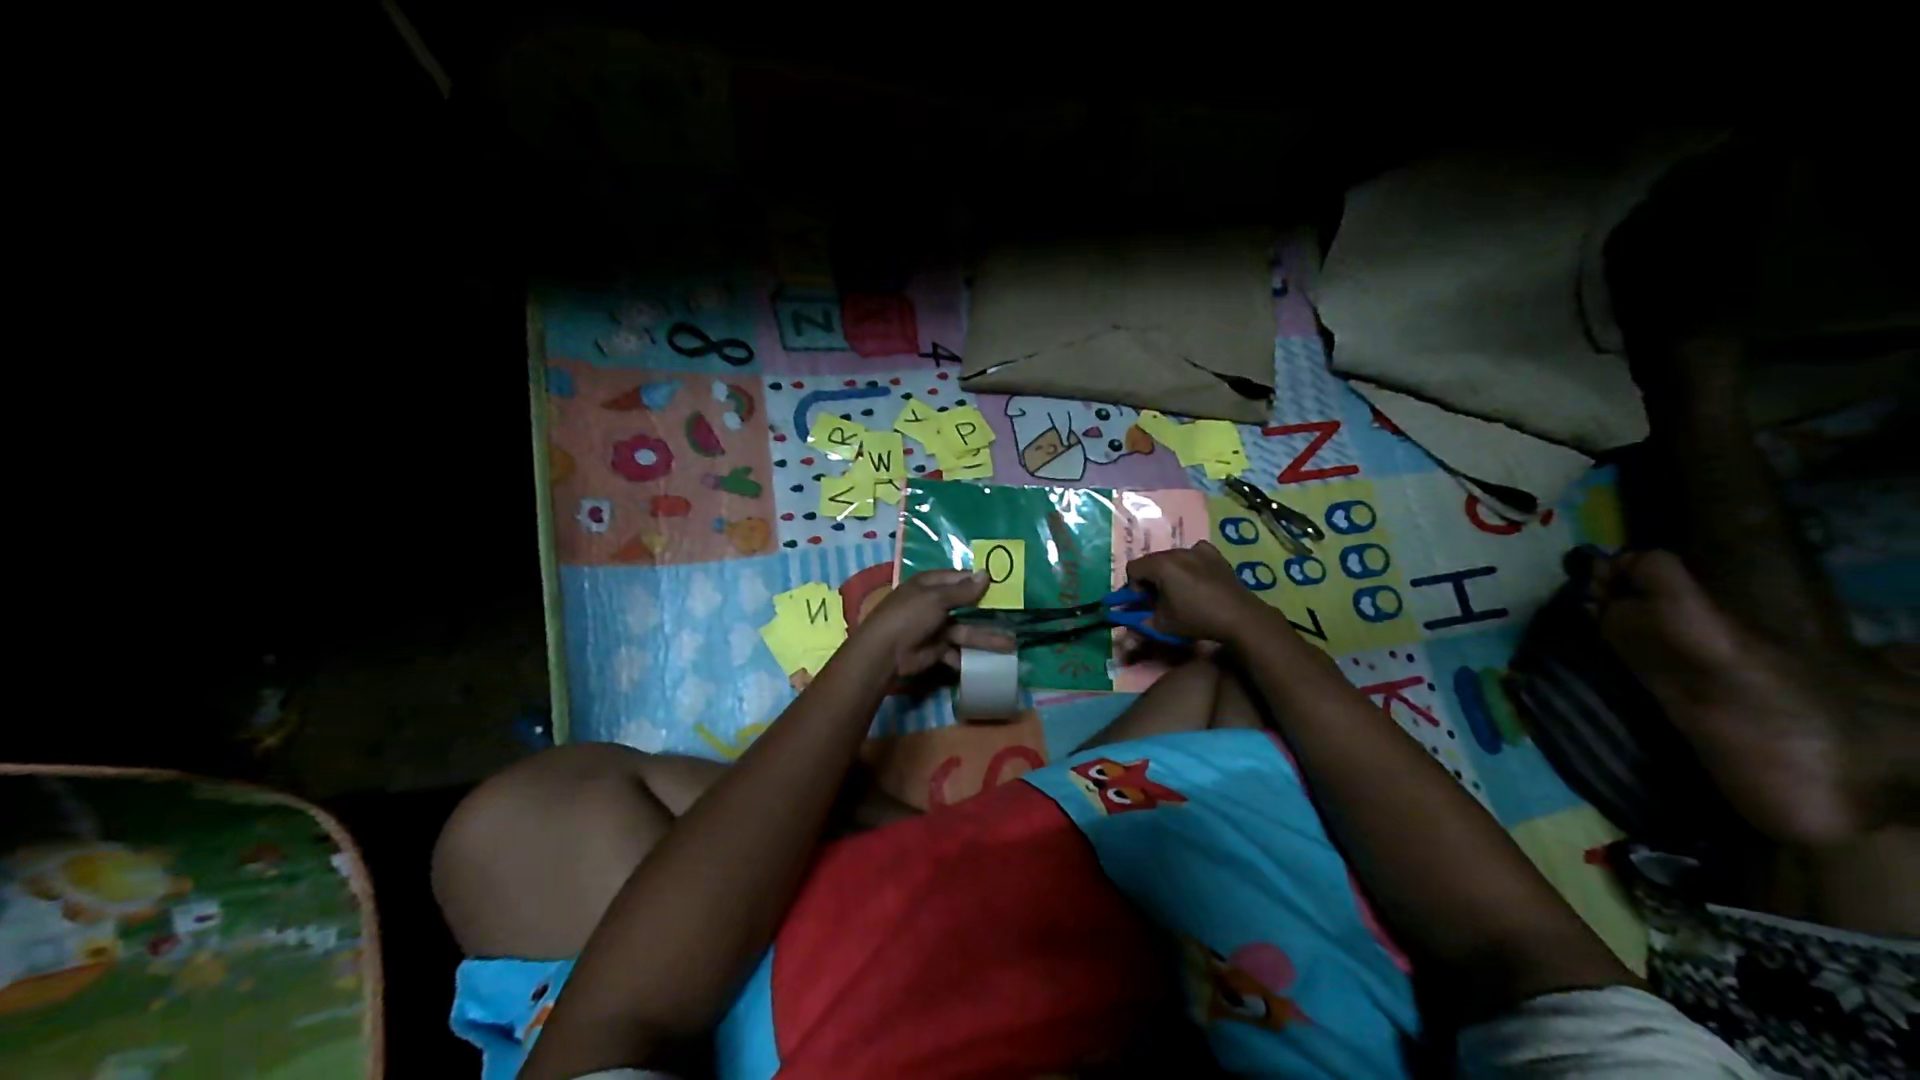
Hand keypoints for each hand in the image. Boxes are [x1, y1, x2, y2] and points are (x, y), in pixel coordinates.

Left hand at [851, 570, 1015, 677]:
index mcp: (931, 585)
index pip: (960, 579)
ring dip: (986, 638)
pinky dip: (969, 656)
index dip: (979, 582)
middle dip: (989, 612)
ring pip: (967, 631)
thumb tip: (986, 574)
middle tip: (1015, 616)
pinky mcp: (937, 649)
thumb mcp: (936, 598)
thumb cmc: (909, 616)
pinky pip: (958, 651)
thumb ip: (963, 590)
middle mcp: (935, 604)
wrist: (885, 652)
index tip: (1003, 586)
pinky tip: (988, 662)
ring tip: (1010, 644)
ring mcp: (936, 627)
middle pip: (967, 606)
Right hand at [1126, 541, 1274, 645]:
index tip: (1145, 603)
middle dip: (1151, 579)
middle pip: (1152, 561)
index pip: (1133, 568)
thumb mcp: (1163, 625)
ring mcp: (1198, 550)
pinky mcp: (1215, 554)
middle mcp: (1177, 551)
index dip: (1134, 587)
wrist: (1239, 617)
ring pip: (1172, 558)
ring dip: (1170, 572)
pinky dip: (1191, 564)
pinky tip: (1198, 580)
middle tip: (1161, 600)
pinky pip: (1194, 554)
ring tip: (1182, 592)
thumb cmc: (1197, 619)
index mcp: (1160, 565)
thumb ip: (1140, 622)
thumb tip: (1128, 629)